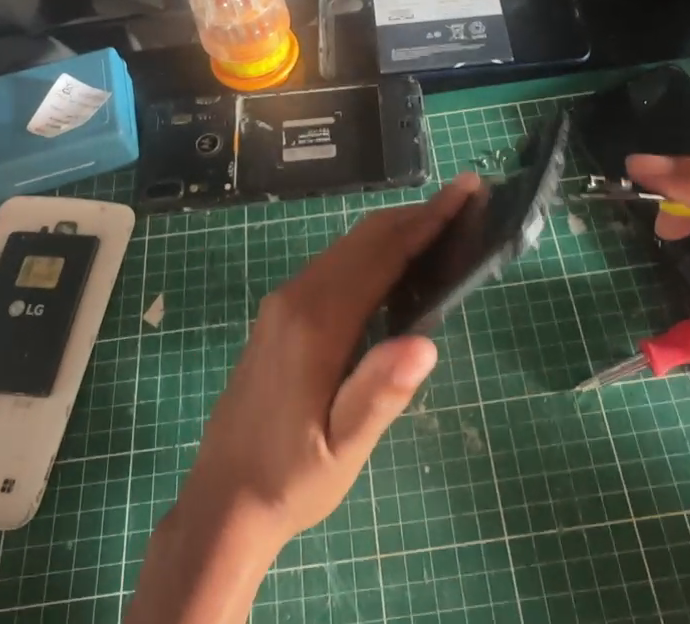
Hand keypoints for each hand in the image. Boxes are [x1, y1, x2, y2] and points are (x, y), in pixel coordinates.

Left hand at [176, 173, 482, 543]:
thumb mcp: (343, 448)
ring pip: (347, 249)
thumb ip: (380, 393)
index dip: (428, 219)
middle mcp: (296, 299)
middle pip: (364, 239)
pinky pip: (334, 267)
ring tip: (444, 229)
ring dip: (396, 232)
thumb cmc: (291, 478)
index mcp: (317, 322)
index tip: (466, 190)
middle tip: (467, 202)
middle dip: (417, 216)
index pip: (382, 254)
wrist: (222, 499)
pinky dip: (373, 254)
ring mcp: (283, 305)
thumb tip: (426, 343)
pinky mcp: (280, 317)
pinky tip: (396, 270)